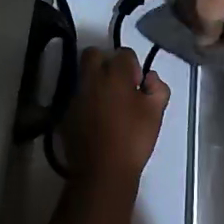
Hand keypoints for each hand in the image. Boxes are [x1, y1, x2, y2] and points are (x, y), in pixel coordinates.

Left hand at [62, 48, 169, 185]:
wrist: (102, 170)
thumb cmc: (133, 139)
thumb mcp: (156, 113)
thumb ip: (158, 88)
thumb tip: (150, 78)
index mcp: (115, 74)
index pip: (124, 53)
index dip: (133, 67)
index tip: (138, 87)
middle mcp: (90, 79)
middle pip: (94, 55)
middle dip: (106, 63)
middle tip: (119, 86)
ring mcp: (74, 95)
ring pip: (82, 75)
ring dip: (95, 82)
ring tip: (108, 104)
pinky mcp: (65, 112)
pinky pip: (76, 96)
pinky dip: (85, 100)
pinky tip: (96, 119)